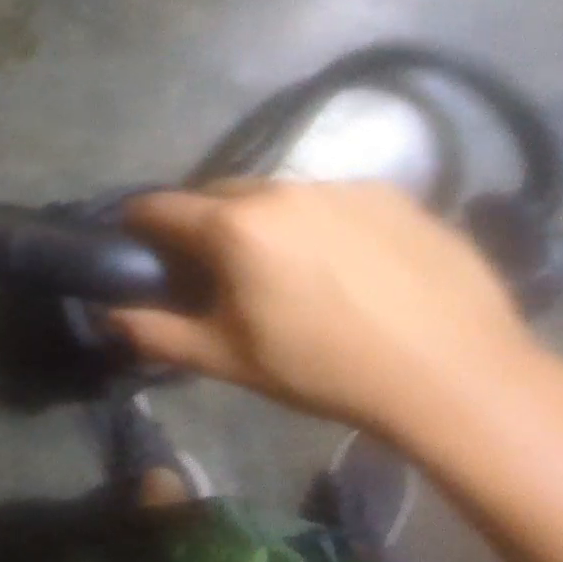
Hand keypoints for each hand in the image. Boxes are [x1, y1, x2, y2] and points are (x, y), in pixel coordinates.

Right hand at [107, 182, 555, 436]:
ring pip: (277, 193)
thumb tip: (106, 314)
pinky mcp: (393, 195)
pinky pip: (332, 199)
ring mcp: (342, 186)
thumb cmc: (324, 369)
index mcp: (234, 226)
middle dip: (203, 221)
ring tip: (284, 265)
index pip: (161, 206)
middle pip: (219, 193)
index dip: (138, 221)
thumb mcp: (227, 359)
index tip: (135, 240)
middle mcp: (282, 190)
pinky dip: (317, 222)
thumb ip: (155, 332)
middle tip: (214, 265)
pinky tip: (344, 265)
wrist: (456, 375)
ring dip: (261, 219)